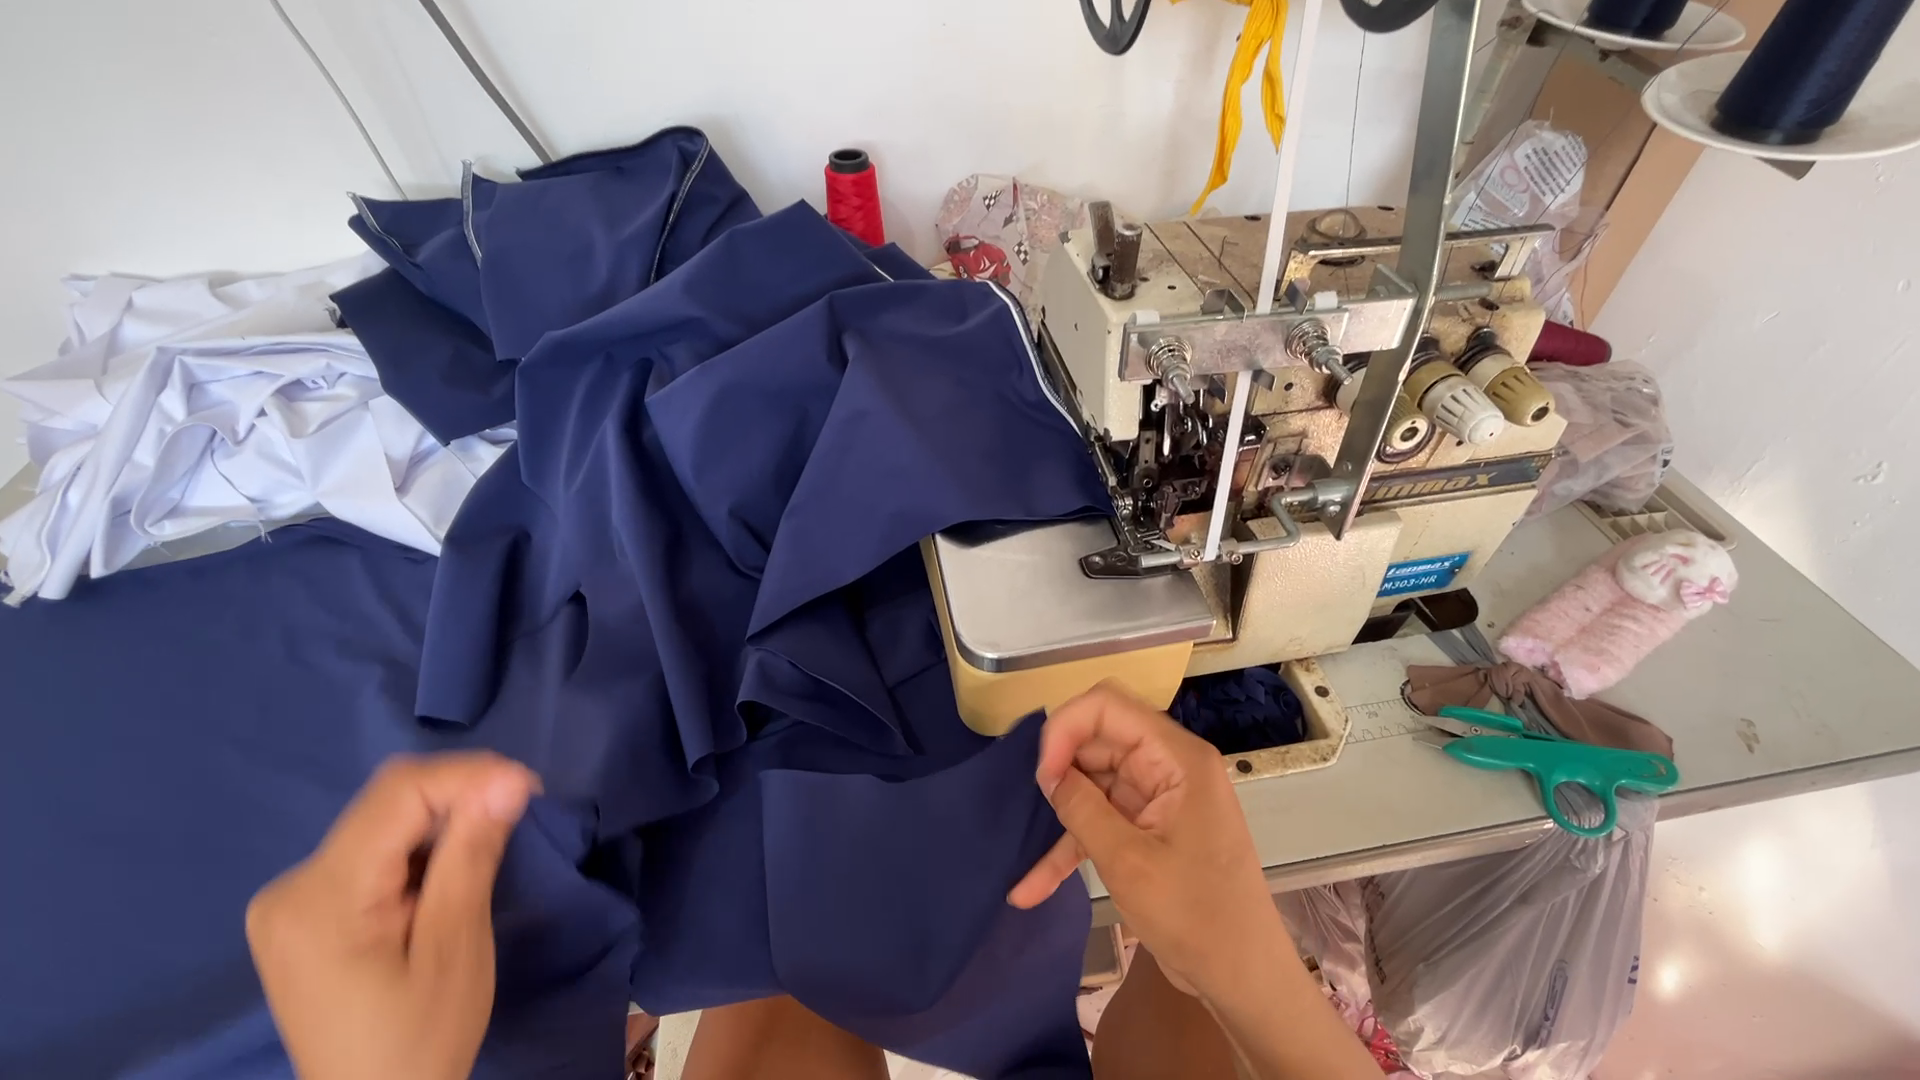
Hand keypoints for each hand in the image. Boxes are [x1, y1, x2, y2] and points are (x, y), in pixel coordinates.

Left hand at [246, 753, 540, 1079]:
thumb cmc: (419, 1039)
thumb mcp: (456, 947)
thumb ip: (471, 857)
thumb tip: (508, 781)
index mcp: (320, 899)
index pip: (398, 795)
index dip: (470, 775)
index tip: (531, 789)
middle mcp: (291, 887)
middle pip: (387, 803)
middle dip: (462, 793)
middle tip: (523, 809)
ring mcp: (291, 899)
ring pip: (383, 820)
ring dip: (445, 818)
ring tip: (495, 837)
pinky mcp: (305, 910)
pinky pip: (373, 847)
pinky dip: (422, 844)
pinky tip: (452, 866)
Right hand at [1007, 684, 1287, 998]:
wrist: (1242, 979)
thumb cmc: (1195, 916)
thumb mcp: (1128, 861)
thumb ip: (1082, 807)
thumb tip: (1047, 772)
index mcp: (1176, 758)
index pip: (1108, 707)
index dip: (1066, 728)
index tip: (1043, 775)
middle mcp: (1167, 766)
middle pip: (1097, 742)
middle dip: (1060, 772)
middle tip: (1033, 810)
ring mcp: (1156, 798)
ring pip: (1093, 784)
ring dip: (1060, 820)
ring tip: (1024, 861)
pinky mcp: (1147, 829)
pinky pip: (1101, 822)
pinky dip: (1072, 848)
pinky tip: (1032, 887)